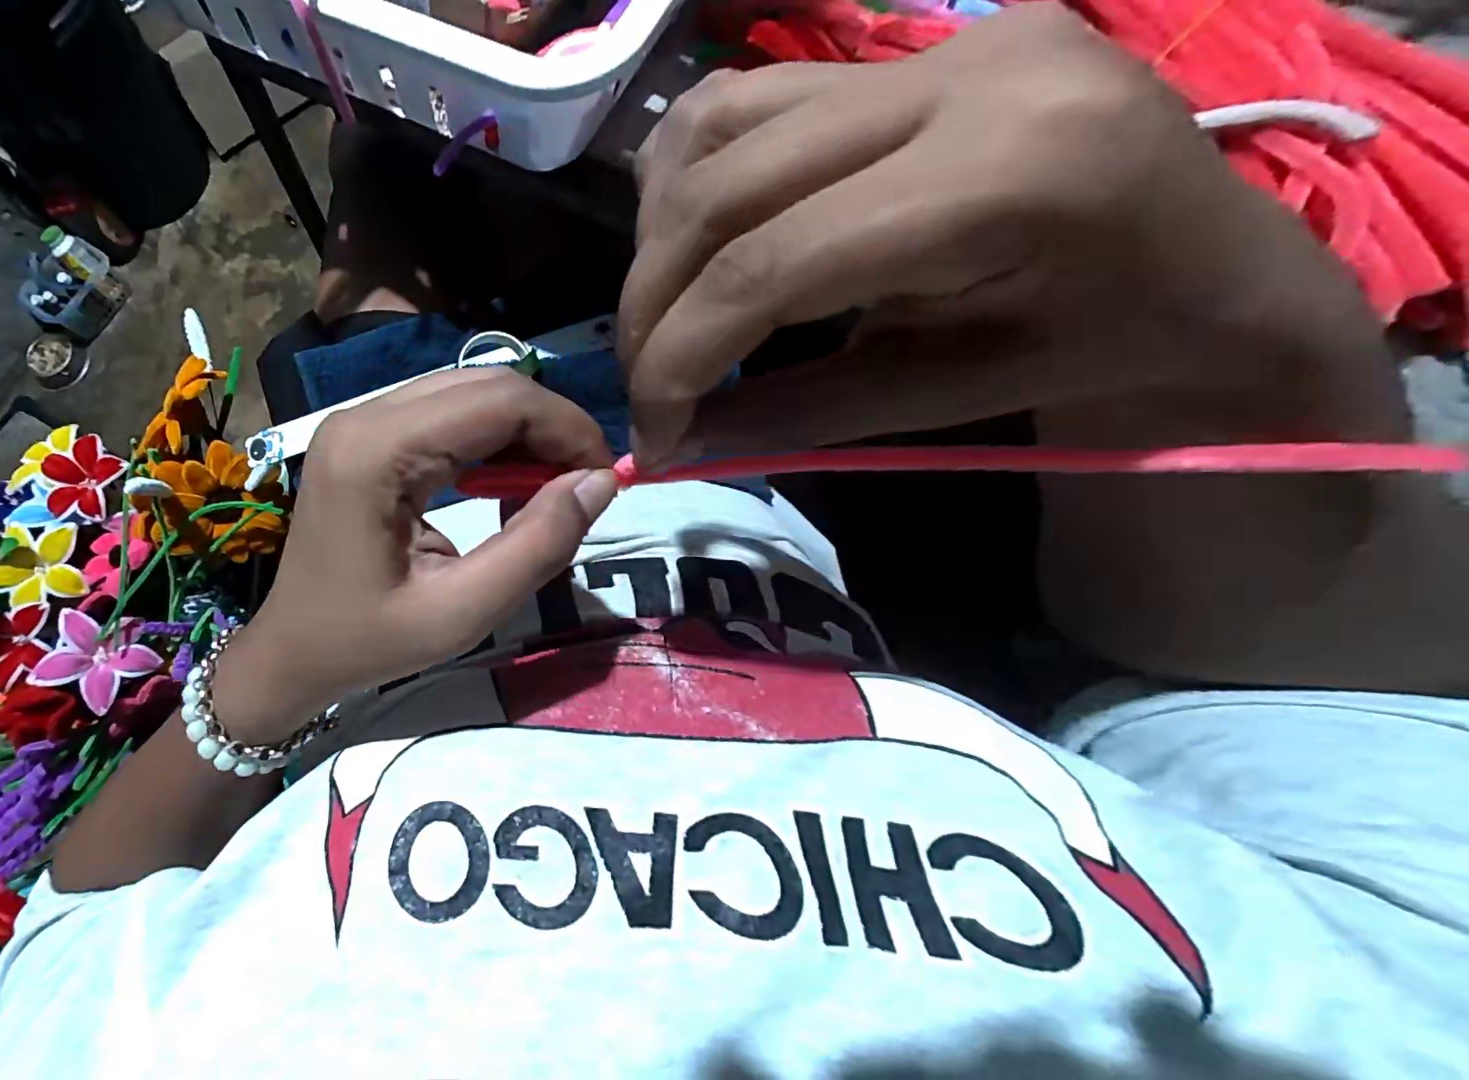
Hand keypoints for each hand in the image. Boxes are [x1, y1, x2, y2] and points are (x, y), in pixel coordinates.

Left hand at [212, 369, 617, 739]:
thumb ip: (536, 546)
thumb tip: (599, 483)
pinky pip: (447, 417)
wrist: (291, 652)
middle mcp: (364, 417)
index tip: (606, 479)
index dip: (566, 428)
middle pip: (486, 386)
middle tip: (585, 486)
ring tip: (551, 491)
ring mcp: (360, 421)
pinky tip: (507, 488)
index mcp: (377, 452)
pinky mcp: (366, 437)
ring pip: (470, 395)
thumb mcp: (461, 613)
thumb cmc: (367, 642)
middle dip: (549, 428)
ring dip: (523, 434)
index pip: (498, 401)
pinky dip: (492, 444)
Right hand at [618, 4, 1389, 466]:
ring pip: (713, 130)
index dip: (676, 360)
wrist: (1204, 269)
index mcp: (1007, 177)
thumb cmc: (1093, 356)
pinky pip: (740, 101)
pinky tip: (694, 246)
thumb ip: (792, 419)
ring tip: (667, 320)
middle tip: (645, 387)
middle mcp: (962, 74)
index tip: (653, 436)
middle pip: (722, 191)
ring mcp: (929, 44)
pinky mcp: (902, 48)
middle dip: (649, 311)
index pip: (769, 265)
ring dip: (656, 244)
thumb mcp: (938, 405)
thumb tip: (673, 441)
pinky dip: (684, 184)